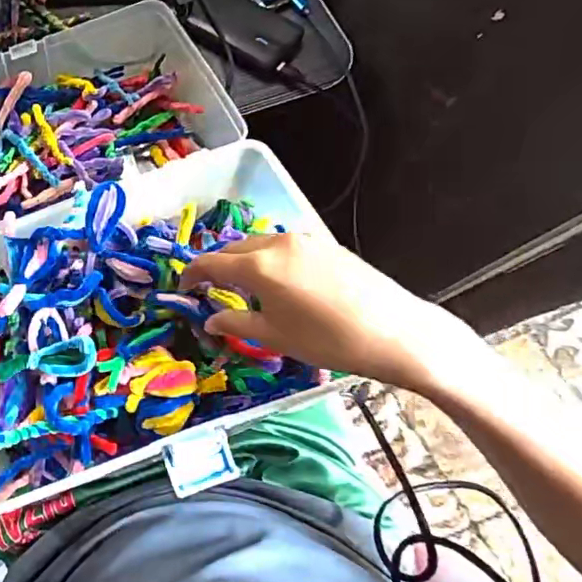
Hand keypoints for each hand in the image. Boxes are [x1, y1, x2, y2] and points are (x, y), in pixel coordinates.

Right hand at [179, 232, 497, 394]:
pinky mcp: (327, 246)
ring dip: (244, 262)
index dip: (192, 274)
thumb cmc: (328, 339)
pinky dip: (269, 260)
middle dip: (218, 267)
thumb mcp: (275, 337)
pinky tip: (279, 284)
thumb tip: (211, 320)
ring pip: (260, 246)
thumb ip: (236, 323)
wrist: (396, 333)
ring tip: (244, 288)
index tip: (184, 288)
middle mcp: (278, 243)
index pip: (211, 262)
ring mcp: (306, 241)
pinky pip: (284, 248)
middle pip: (234, 249)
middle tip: (211, 291)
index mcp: (259, 265)